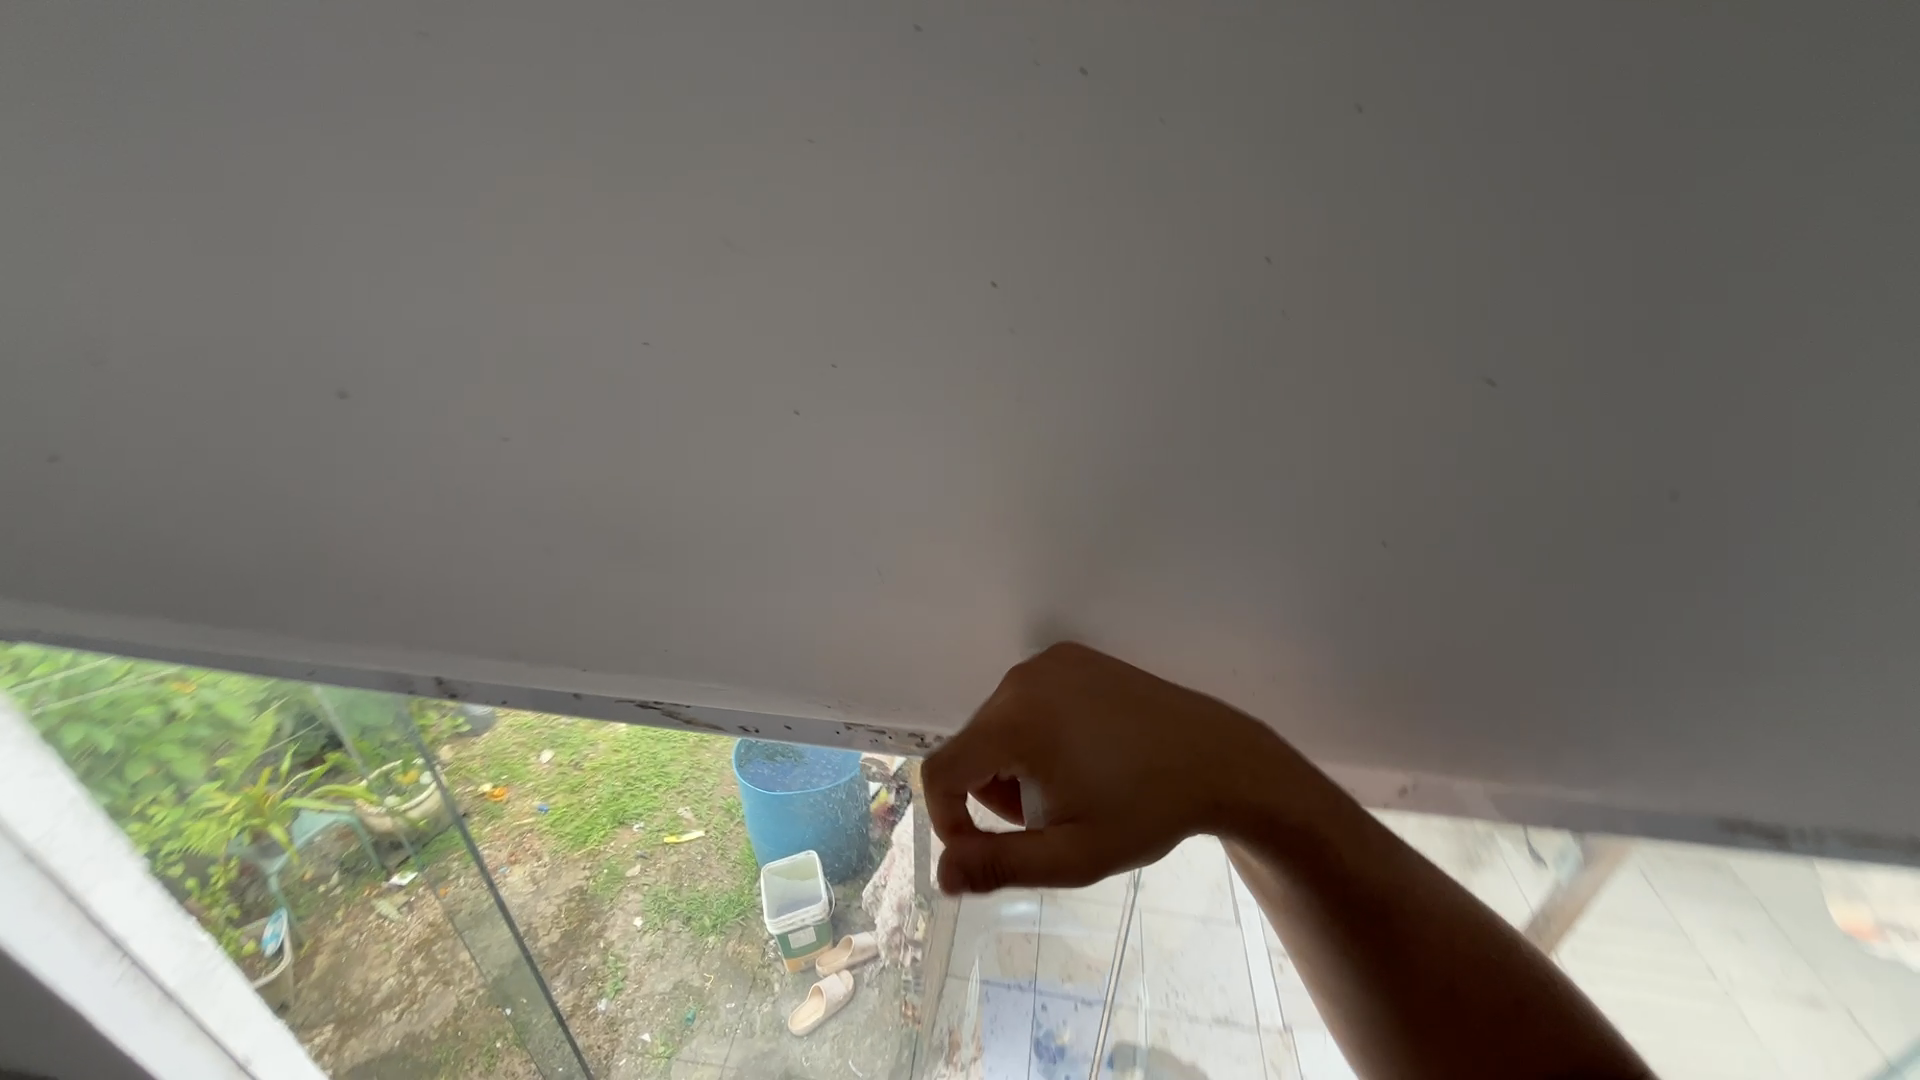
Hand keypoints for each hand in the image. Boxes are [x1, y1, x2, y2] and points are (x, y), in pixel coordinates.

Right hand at [923, 642, 1300, 893]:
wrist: (1219, 758)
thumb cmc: (1146, 811)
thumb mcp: (1072, 855)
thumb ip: (999, 865)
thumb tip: (941, 874)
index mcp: (1015, 723)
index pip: (940, 772)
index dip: (950, 819)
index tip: (990, 848)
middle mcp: (1021, 679)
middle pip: (971, 747)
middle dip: (995, 792)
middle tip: (1053, 816)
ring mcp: (1048, 662)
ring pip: (996, 724)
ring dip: (1016, 763)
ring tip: (1073, 784)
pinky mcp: (1071, 655)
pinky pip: (1026, 700)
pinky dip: (1036, 731)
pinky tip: (1084, 751)